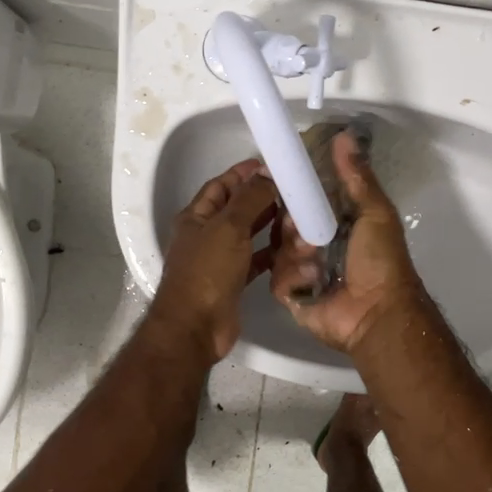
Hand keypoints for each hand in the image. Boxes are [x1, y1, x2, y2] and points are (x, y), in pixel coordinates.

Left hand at [149, 158, 279, 363]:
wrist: (196, 326)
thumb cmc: (208, 271)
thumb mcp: (229, 227)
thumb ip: (249, 199)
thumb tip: (267, 175)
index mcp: (195, 217)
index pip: (219, 186)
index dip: (241, 174)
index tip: (268, 165)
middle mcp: (204, 236)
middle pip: (234, 209)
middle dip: (259, 197)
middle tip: (291, 189)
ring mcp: (217, 260)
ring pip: (246, 235)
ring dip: (267, 224)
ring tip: (296, 214)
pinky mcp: (231, 282)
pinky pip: (253, 260)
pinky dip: (269, 252)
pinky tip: (290, 247)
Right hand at [269, 132, 426, 353]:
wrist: (377, 314)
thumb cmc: (380, 261)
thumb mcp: (374, 213)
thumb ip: (357, 177)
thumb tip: (344, 136)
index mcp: (336, 223)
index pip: (306, 200)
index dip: (295, 190)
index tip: (283, 179)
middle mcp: (317, 244)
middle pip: (286, 222)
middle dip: (292, 222)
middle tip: (304, 229)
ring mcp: (302, 269)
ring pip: (279, 248)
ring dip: (296, 251)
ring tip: (314, 257)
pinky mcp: (291, 293)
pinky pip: (277, 276)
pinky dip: (294, 275)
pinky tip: (314, 280)